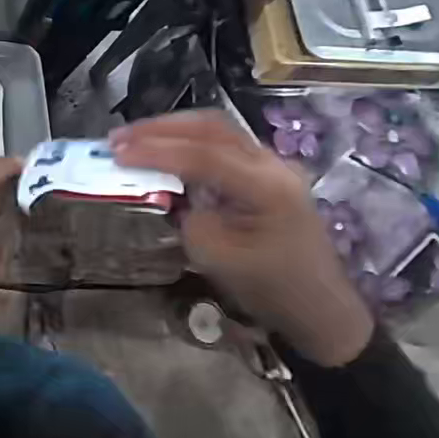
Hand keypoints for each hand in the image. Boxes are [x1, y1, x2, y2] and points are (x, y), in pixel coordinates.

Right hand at [112, 110, 372, 366]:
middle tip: (117, 138)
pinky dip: (187, 142)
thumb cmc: (270, 290)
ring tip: (132, 139)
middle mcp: (272, 163)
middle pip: (210, 127)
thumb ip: (185, 216)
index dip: (155, 151)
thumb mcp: (216, 257)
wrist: (320, 309)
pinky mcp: (265, 173)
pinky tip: (163, 149)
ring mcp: (272, 164)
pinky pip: (222, 144)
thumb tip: (164, 190)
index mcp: (266, 186)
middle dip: (159, 129)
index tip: (117, 153)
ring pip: (216, 129)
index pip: (203, 155)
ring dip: (172, 130)